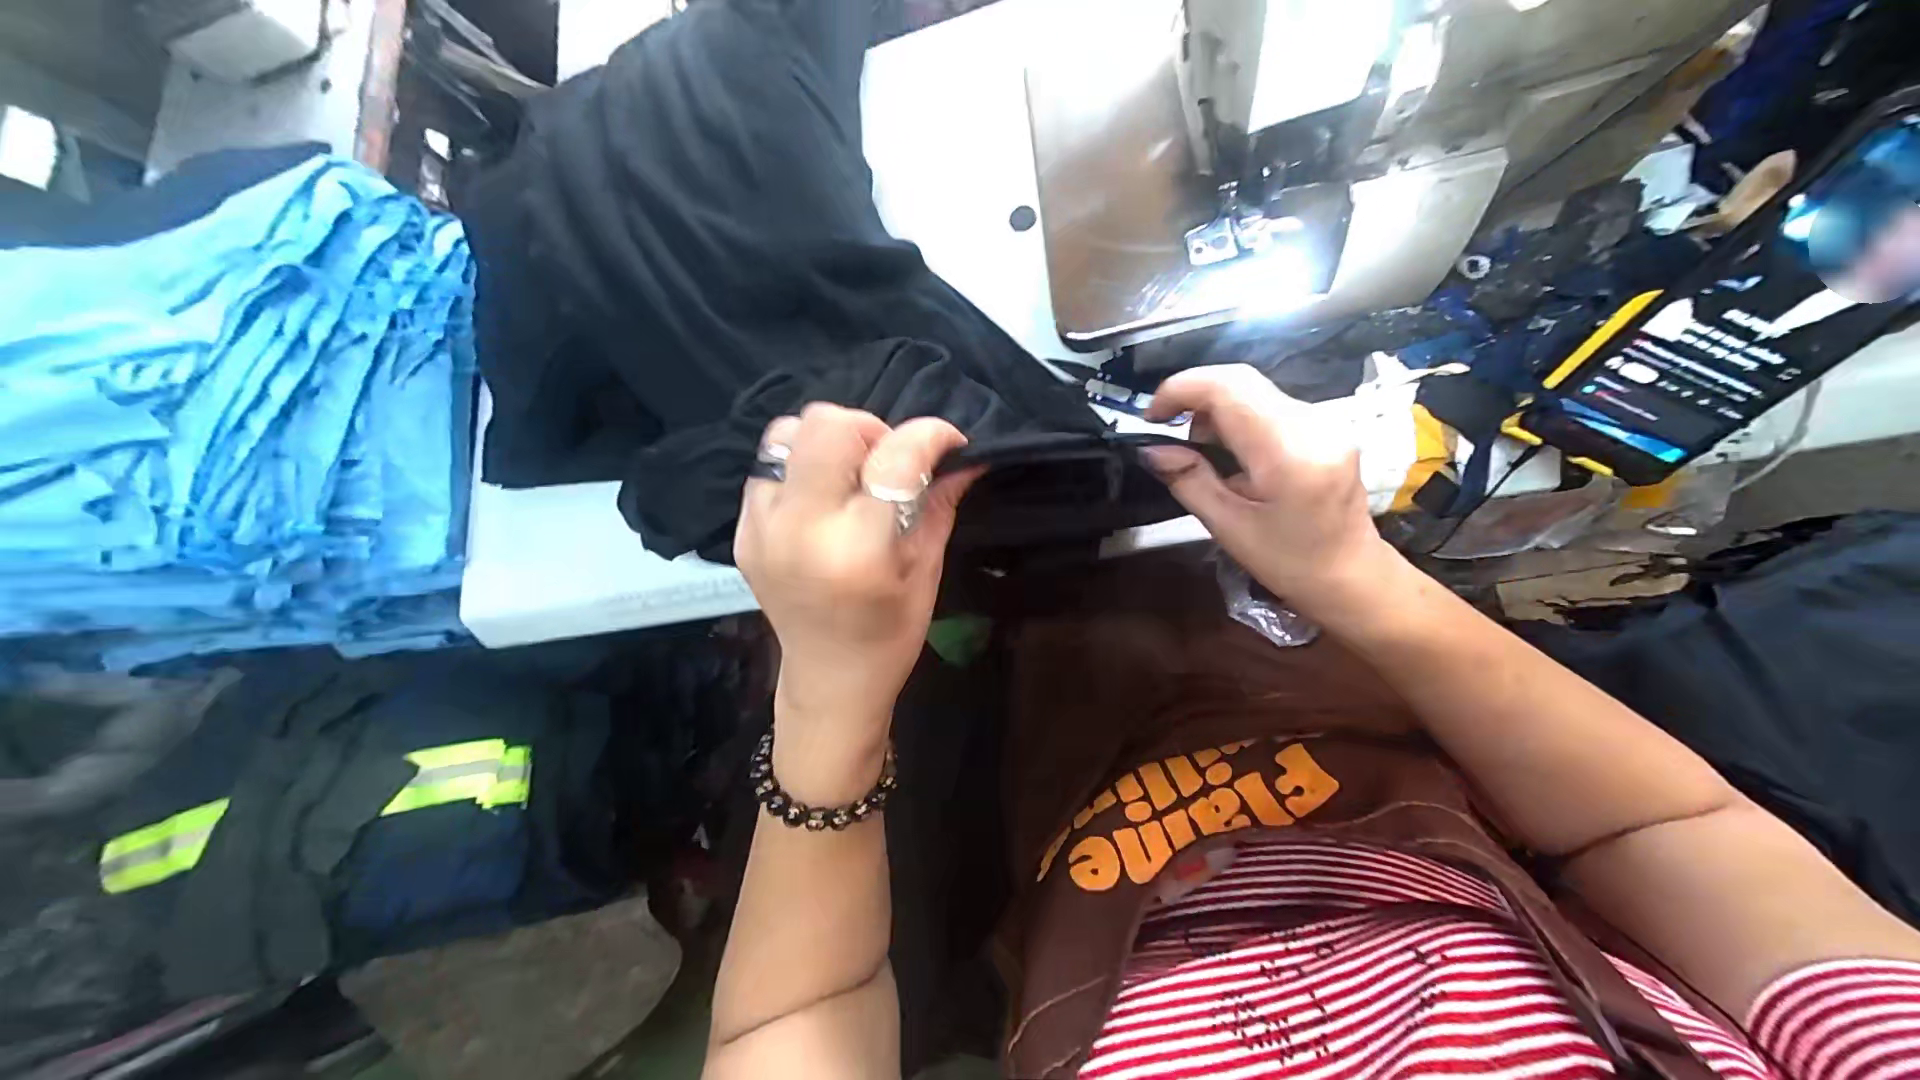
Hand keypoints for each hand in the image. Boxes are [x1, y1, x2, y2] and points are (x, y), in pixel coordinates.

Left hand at [735, 404, 979, 801]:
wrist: (829, 680)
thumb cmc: (890, 634)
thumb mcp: (927, 569)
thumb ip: (941, 502)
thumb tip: (967, 455)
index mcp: (858, 549)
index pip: (894, 458)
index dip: (929, 435)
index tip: (948, 441)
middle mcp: (801, 530)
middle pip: (827, 425)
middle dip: (870, 430)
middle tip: (889, 461)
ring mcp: (762, 529)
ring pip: (788, 432)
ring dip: (829, 443)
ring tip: (851, 477)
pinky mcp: (743, 532)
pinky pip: (769, 466)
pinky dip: (801, 467)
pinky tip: (822, 499)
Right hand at [1142, 364, 1396, 618]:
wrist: (1350, 574)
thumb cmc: (1287, 561)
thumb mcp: (1226, 526)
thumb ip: (1188, 480)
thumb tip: (1151, 449)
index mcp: (1287, 452)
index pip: (1227, 389)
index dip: (1180, 389)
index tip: (1152, 416)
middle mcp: (1312, 423)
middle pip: (1240, 381)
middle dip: (1193, 397)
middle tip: (1167, 430)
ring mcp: (1324, 421)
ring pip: (1253, 391)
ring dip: (1215, 410)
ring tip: (1200, 453)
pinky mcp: (1324, 425)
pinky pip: (1269, 405)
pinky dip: (1237, 418)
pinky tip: (1230, 453)